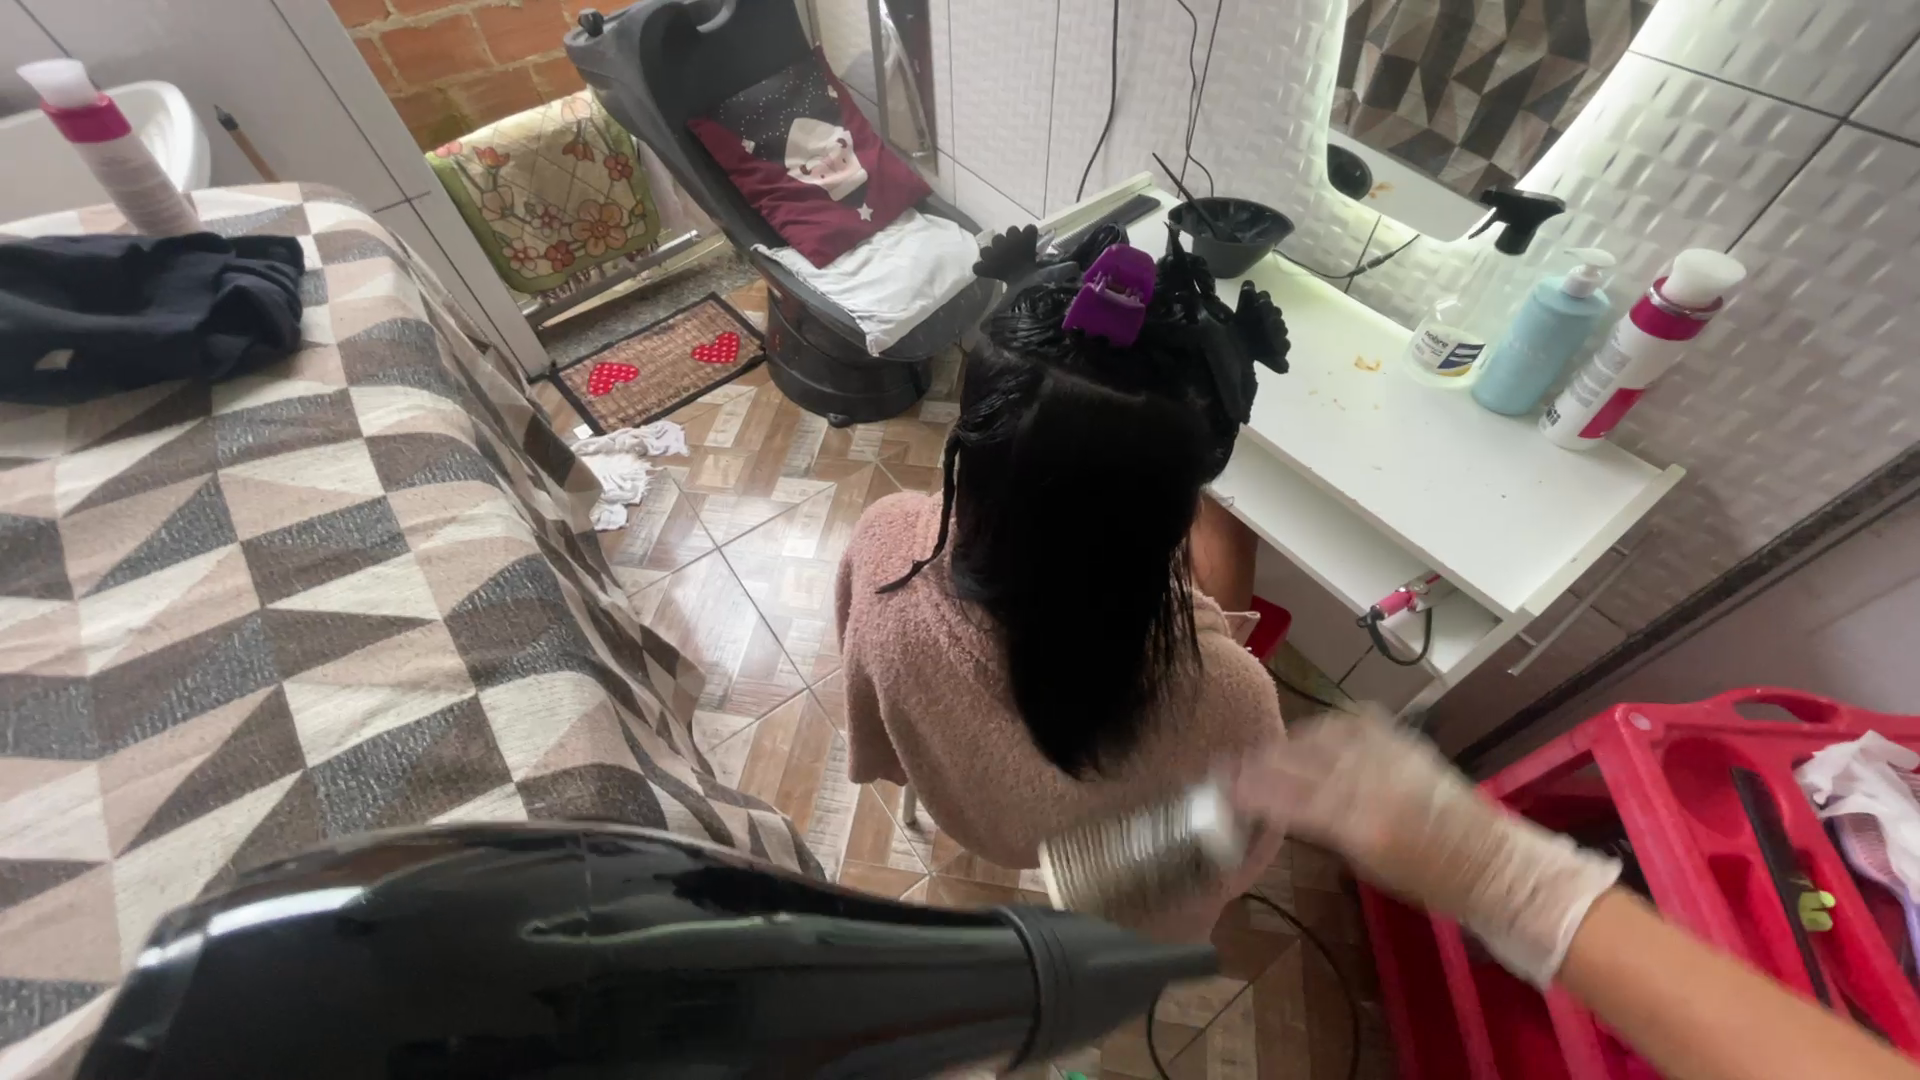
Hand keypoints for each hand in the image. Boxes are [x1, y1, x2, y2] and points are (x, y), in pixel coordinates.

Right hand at [1226, 708, 1618, 985]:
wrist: (1495, 864)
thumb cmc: (1426, 880)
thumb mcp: (1363, 861)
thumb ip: (1319, 826)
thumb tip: (1277, 804)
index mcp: (1358, 824)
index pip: (1287, 798)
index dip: (1251, 788)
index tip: (1225, 786)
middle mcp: (1370, 783)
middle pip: (1297, 762)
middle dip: (1259, 762)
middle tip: (1233, 765)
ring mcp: (1388, 755)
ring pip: (1320, 736)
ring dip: (1289, 743)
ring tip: (1269, 750)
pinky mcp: (1404, 740)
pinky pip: (1353, 721)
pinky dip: (1328, 726)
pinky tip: (1315, 733)